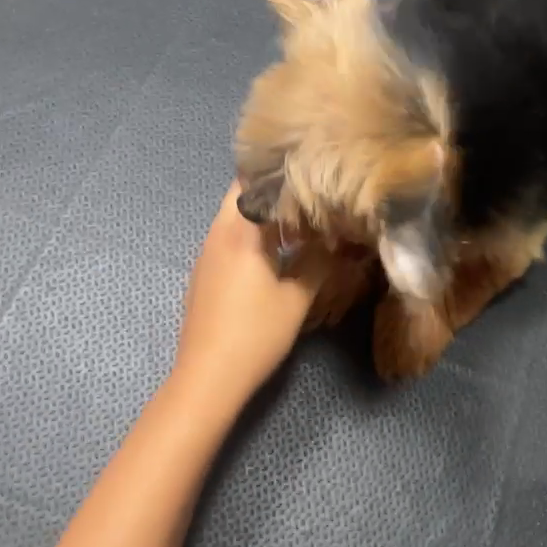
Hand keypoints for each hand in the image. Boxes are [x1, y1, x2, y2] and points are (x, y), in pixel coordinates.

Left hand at [169, 182, 324, 406]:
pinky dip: (254, 236)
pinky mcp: (205, 275)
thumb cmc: (254, 334)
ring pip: (236, 219)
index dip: (281, 171)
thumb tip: (342, 240)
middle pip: (243, 196)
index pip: (254, 181)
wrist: (207, 378)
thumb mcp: (296, 298)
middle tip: (312, 195)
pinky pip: (230, 240)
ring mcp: (207, 256)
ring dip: (265, 216)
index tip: (311, 168)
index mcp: (238, 232)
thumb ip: (318, 262)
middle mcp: (217, 235)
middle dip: (276, 193)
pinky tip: (279, 254)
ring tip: (303, 223)